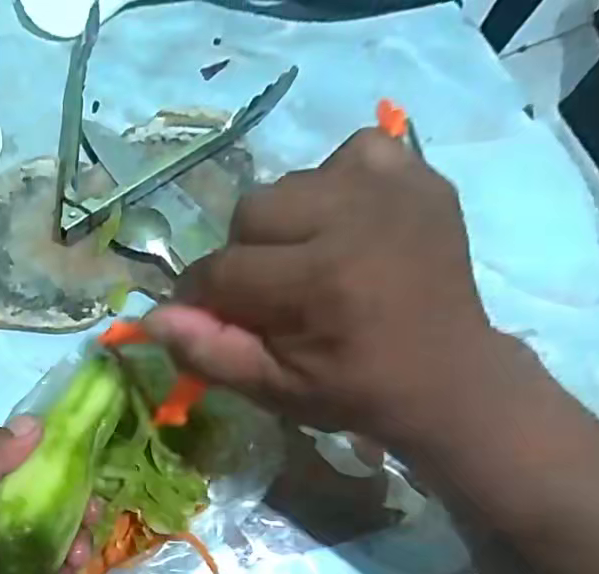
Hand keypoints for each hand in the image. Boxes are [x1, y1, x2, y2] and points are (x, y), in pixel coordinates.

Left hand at [0, 418, 90, 573]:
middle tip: (89, 520)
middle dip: (76, 506)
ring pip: (59, 530)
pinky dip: (64, 573)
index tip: (85, 465)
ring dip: (75, 543)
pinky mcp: (20, 573)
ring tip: (74, 564)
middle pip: (50, 492)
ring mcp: (9, 540)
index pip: (20, 452)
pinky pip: (55, 564)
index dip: (55, 455)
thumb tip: (36, 423)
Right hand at [143, 129, 538, 448]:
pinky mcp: (414, 170)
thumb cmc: (354, 391)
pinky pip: (344, 157)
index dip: (202, 297)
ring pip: (289, 184)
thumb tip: (152, 320)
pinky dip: (332, 189)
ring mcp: (389, 184)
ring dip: (285, 225)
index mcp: (318, 282)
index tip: (208, 316)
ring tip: (311, 263)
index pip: (221, 272)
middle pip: (250, 214)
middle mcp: (352, 217)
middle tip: (271, 295)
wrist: (445, 376)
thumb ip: (212, 354)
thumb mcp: (276, 390)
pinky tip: (347, 229)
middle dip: (245, 258)